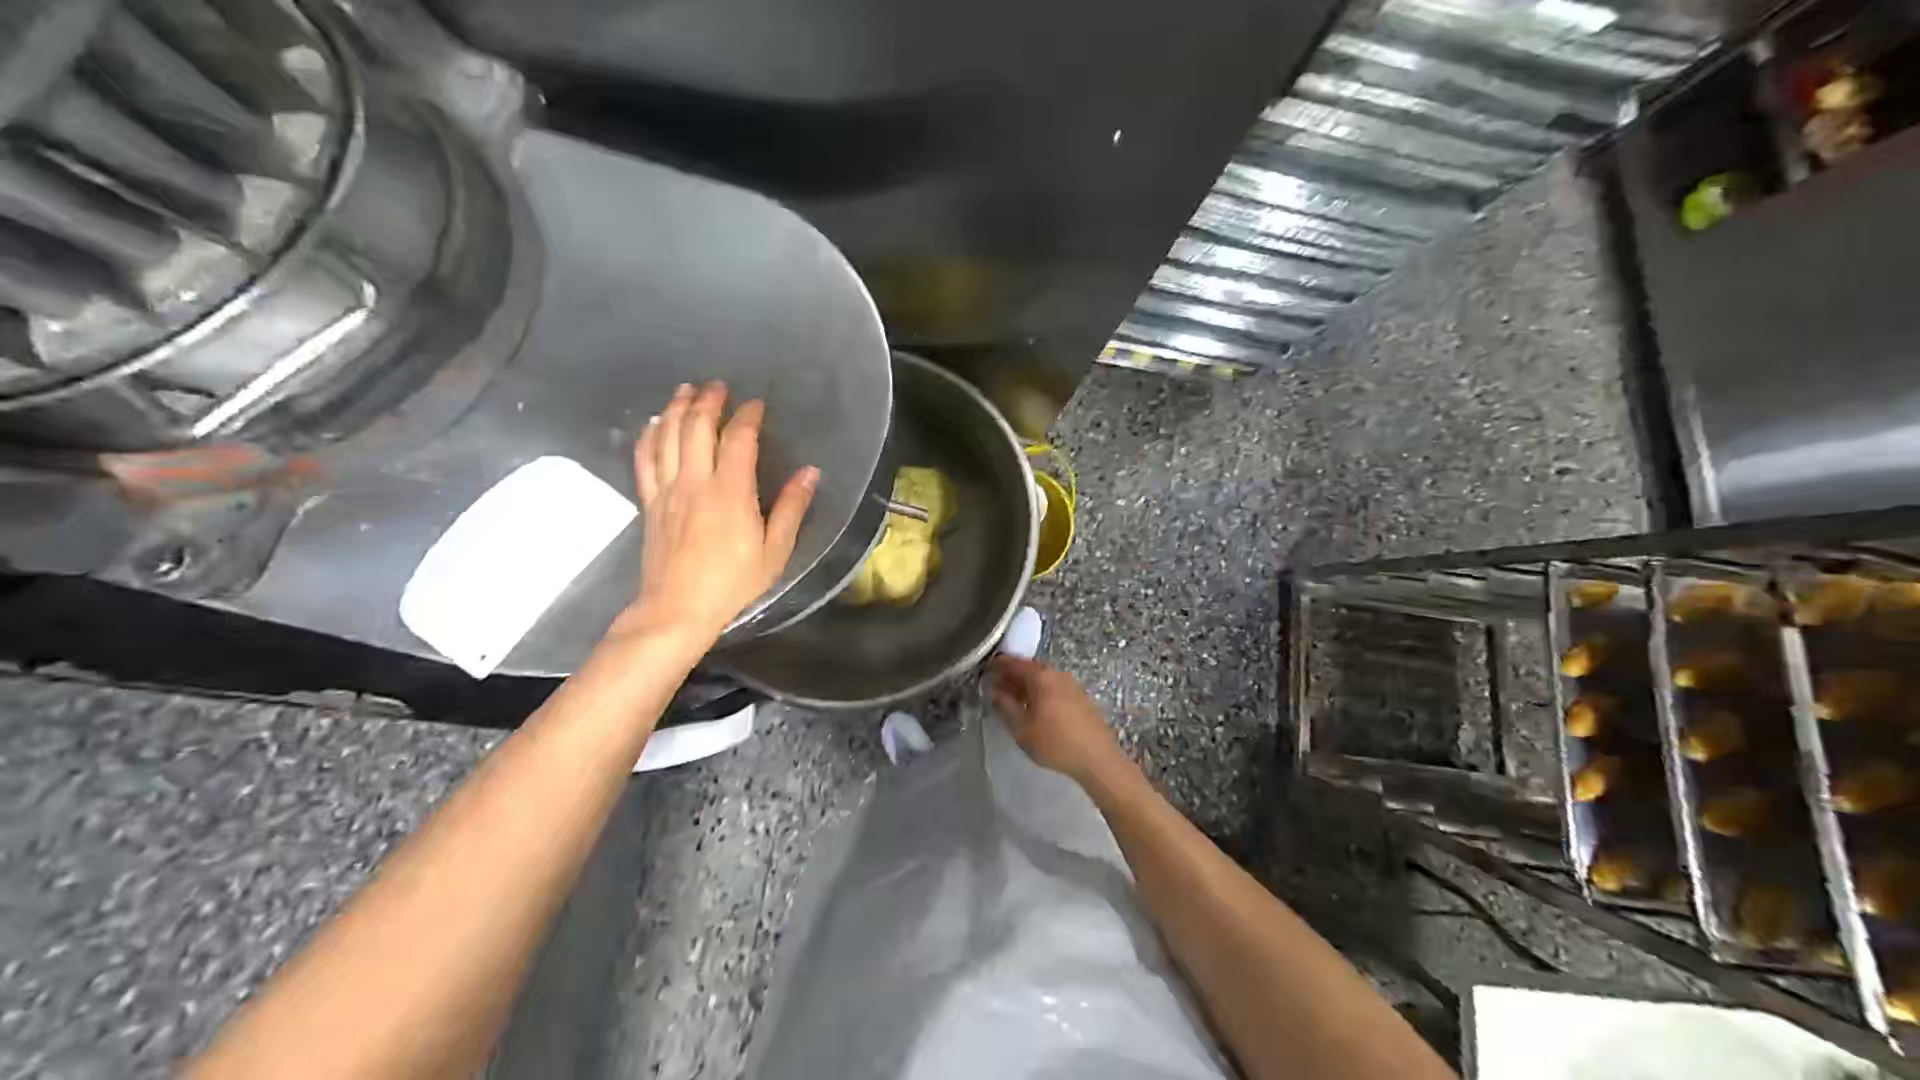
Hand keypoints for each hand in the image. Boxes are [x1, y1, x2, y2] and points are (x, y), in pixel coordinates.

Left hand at [627, 381, 817, 646]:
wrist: (677, 610)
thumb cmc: (733, 584)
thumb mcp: (774, 551)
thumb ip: (791, 508)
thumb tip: (810, 473)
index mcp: (730, 492)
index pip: (738, 439)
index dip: (747, 415)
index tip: (756, 404)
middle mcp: (695, 482)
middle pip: (695, 427)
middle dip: (707, 401)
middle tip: (718, 386)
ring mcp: (666, 491)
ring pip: (666, 436)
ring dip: (676, 408)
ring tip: (686, 391)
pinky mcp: (649, 503)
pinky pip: (644, 460)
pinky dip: (649, 435)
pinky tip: (655, 424)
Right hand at [989, 656, 1128, 783]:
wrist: (1097, 758)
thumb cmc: (1055, 743)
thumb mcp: (1022, 728)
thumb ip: (1005, 707)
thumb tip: (994, 691)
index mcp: (1041, 676)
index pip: (1013, 663)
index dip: (997, 666)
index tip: (985, 671)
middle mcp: (1057, 674)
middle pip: (1029, 669)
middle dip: (1011, 676)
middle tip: (996, 686)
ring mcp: (1071, 685)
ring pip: (1042, 679)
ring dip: (1026, 685)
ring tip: (1013, 699)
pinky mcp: (1080, 697)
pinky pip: (1053, 687)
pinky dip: (1040, 692)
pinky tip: (1034, 708)